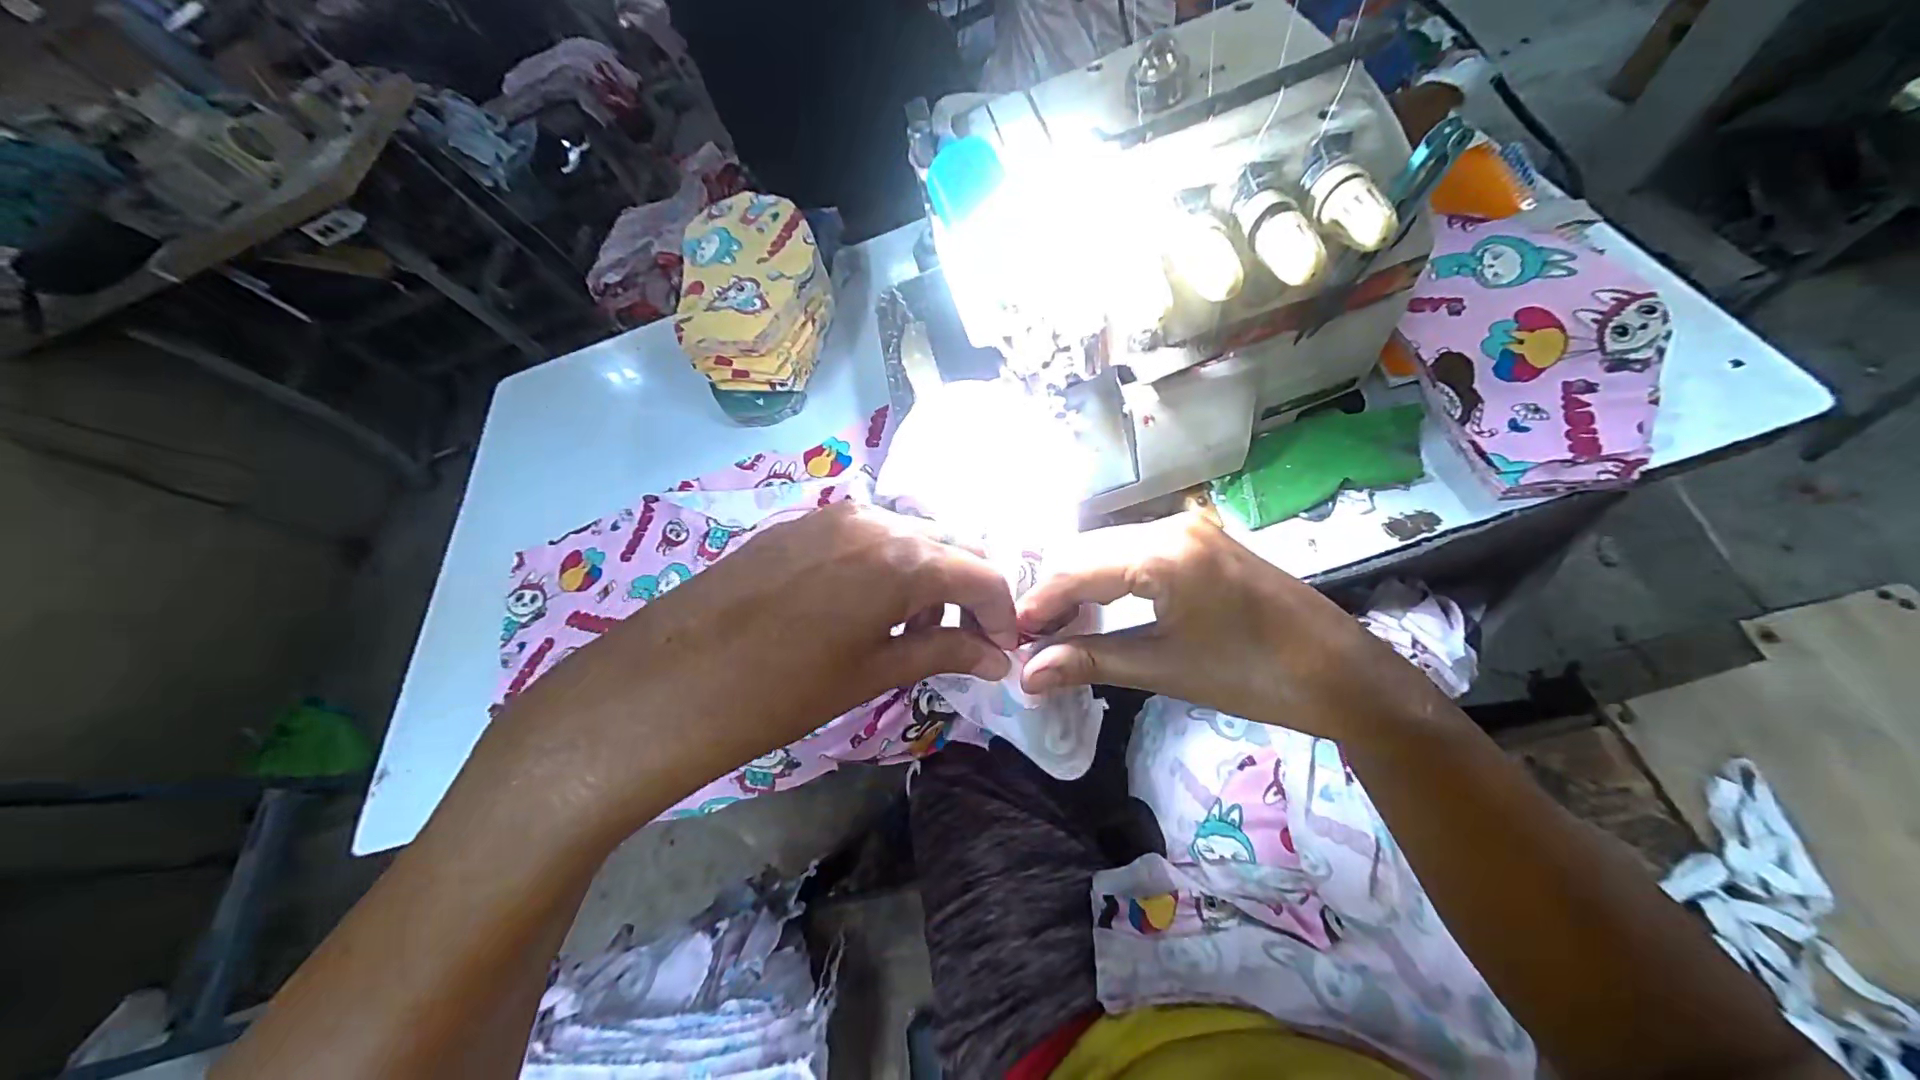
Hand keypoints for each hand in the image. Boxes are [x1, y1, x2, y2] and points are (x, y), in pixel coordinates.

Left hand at [479, 502, 1016, 831]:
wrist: (662, 684)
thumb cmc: (778, 692)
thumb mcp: (871, 674)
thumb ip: (942, 653)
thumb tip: (996, 659)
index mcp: (903, 556)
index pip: (983, 573)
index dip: (1002, 614)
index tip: (1003, 651)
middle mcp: (874, 518)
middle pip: (949, 545)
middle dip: (969, 592)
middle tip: (966, 643)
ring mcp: (832, 514)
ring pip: (908, 537)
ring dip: (928, 578)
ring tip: (916, 634)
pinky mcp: (799, 524)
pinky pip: (867, 536)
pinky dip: (888, 567)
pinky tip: (870, 610)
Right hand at [1017, 513, 1445, 738]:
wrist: (1344, 676)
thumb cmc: (1253, 675)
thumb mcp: (1164, 668)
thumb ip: (1090, 661)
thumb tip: (1025, 675)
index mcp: (1162, 551)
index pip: (1075, 569)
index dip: (1038, 604)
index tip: (1011, 638)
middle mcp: (1170, 526)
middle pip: (1086, 551)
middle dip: (1054, 593)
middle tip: (1034, 640)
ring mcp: (1189, 530)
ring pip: (1109, 549)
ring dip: (1080, 586)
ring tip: (1061, 630)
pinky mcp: (1201, 543)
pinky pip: (1136, 552)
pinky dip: (1110, 580)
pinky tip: (1100, 610)